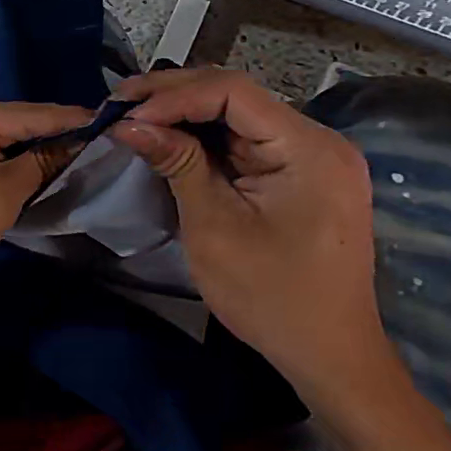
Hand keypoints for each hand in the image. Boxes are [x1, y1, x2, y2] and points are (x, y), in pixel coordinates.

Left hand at [0, 98, 94, 271]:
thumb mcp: (7, 191)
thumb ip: (44, 161)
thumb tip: (82, 141)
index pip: (36, 113)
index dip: (75, 119)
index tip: (115, 120)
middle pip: (31, 117)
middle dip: (67, 127)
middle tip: (110, 134)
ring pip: (25, 128)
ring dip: (53, 138)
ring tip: (95, 142)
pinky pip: (13, 139)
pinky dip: (36, 148)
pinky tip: (61, 153)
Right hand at [108, 68, 385, 393]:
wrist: (331, 358)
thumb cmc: (272, 299)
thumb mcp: (214, 228)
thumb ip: (176, 163)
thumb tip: (127, 123)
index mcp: (309, 149)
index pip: (232, 92)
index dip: (174, 95)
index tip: (127, 113)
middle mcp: (317, 138)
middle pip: (234, 94)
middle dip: (172, 95)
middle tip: (119, 103)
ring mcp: (310, 153)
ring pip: (235, 111)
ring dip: (182, 110)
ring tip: (133, 113)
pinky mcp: (298, 168)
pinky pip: (242, 135)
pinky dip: (201, 133)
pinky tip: (167, 132)